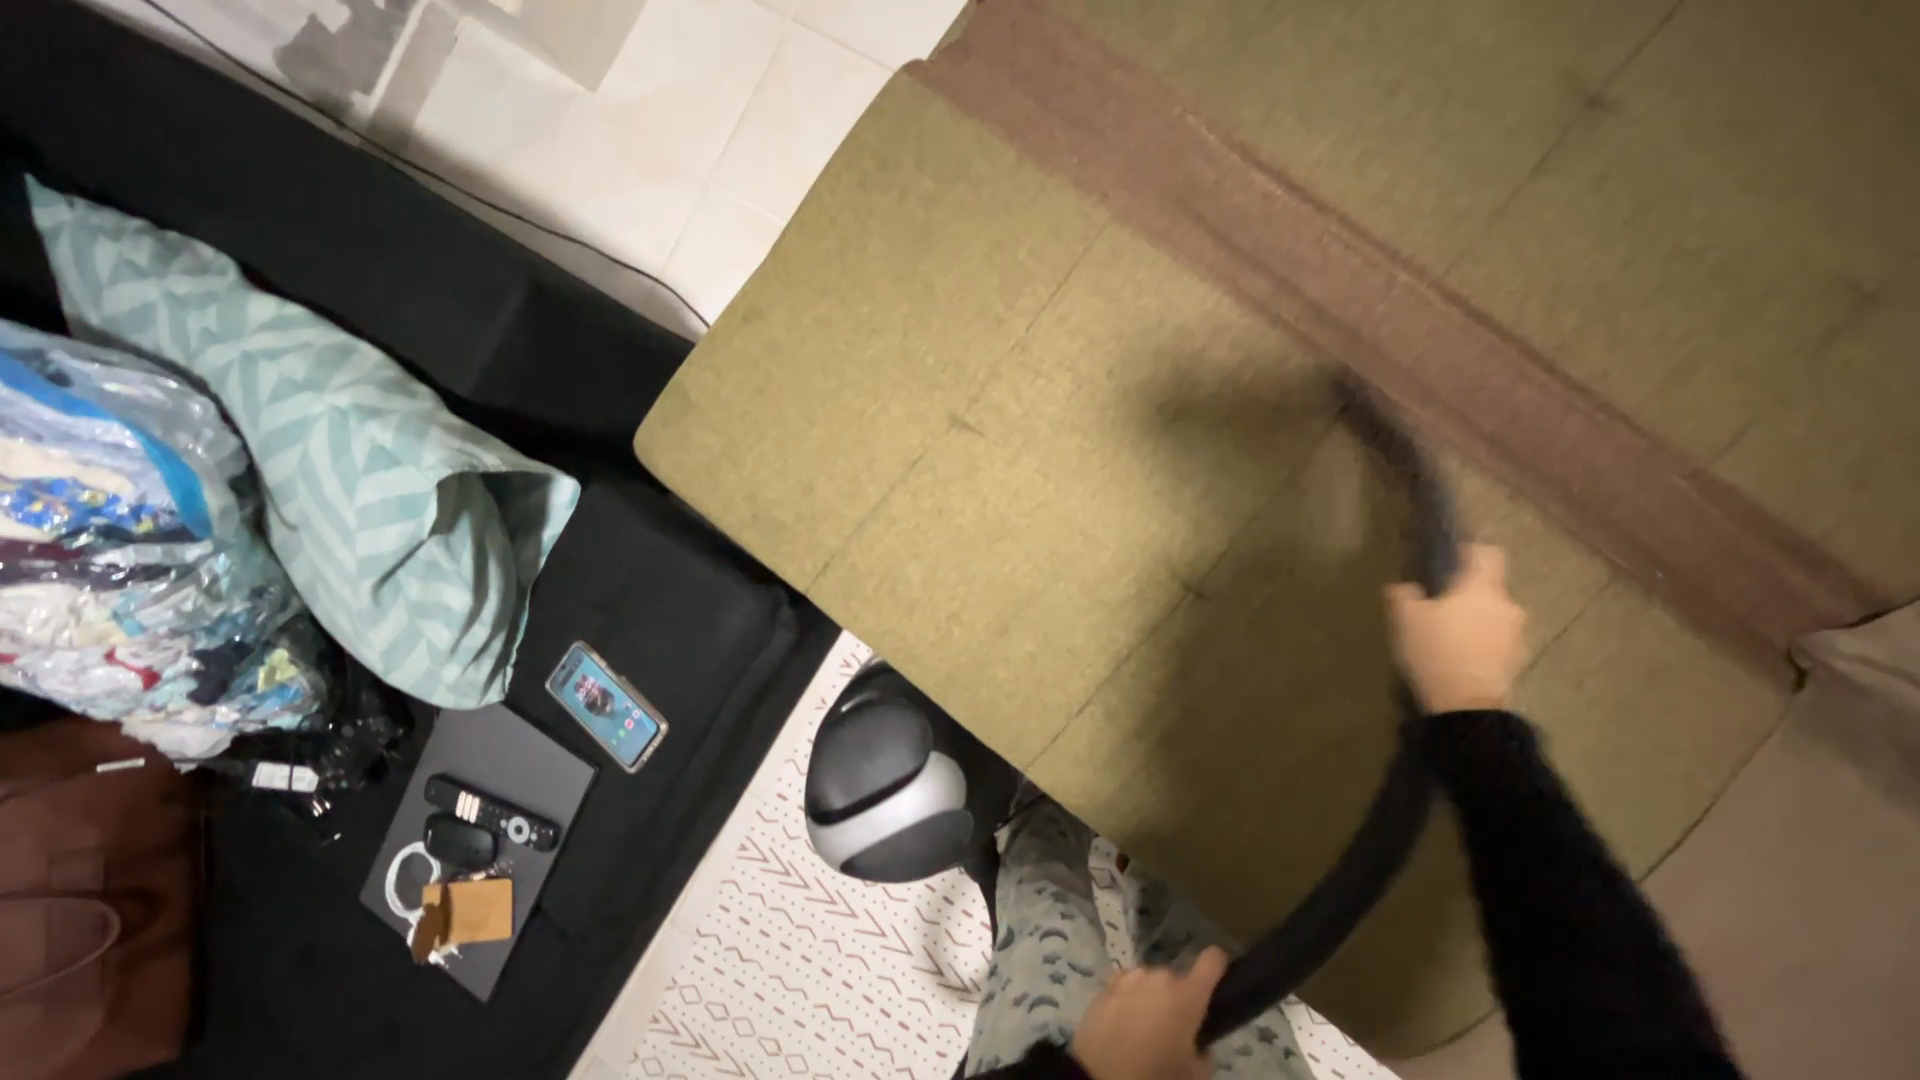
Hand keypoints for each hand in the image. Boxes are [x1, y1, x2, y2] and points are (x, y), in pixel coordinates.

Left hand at [1070, 947, 1225, 1079]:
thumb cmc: (1155, 1073)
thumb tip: (1199, 1045)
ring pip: (1151, 981)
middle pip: (1178, 979)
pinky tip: (1124, 1021)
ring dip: (1152, 996)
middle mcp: (1161, 976)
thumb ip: (1204, 1053)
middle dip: (1177, 998)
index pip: (1212, 961)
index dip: (1217, 964)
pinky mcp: (1108, 982)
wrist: (1101, 1075)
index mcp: (1188, 995)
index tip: (1216, 976)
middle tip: (1171, 1028)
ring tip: (1144, 1027)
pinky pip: (1128, 984)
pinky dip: (1130, 997)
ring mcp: (1132, 976)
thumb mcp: (1193, 1074)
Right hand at [1385, 543, 1528, 713]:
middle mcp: (1506, 605)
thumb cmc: (1436, 650)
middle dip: (1466, 594)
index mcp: (1481, 588)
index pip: (1487, 554)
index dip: (1469, 551)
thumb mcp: (1405, 619)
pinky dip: (1480, 643)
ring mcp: (1516, 634)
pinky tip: (1458, 656)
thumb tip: (1404, 587)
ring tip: (1448, 636)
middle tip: (1439, 607)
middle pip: (1488, 588)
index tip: (1450, 558)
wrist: (1465, 704)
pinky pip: (1496, 640)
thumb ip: (1403, 595)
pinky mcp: (1516, 660)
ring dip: (1475, 620)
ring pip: (1493, 615)